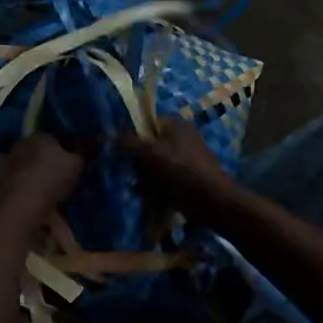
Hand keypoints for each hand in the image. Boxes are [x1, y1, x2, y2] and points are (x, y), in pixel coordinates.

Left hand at [0, 133, 83, 213]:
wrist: (22, 205)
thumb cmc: (52, 179)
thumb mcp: (77, 164)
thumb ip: (85, 151)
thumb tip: (96, 139)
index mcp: (41, 135)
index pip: (58, 136)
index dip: (69, 147)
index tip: (77, 159)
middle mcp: (21, 143)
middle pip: (39, 148)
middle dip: (48, 157)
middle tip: (61, 172)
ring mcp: (6, 160)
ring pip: (23, 161)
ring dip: (31, 168)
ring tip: (43, 183)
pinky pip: (11, 176)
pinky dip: (17, 180)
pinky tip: (24, 188)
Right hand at [121, 118, 236, 215]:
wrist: (211, 201)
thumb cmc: (180, 171)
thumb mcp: (150, 153)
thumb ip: (128, 142)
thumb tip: (110, 137)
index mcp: (175, 124)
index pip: (146, 122)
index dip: (131, 134)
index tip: (119, 150)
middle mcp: (181, 137)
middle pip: (149, 144)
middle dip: (137, 160)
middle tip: (130, 172)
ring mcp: (185, 157)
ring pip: (154, 163)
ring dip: (144, 176)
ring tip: (139, 188)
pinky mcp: (187, 176)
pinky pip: (164, 177)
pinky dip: (156, 186)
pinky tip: (150, 197)